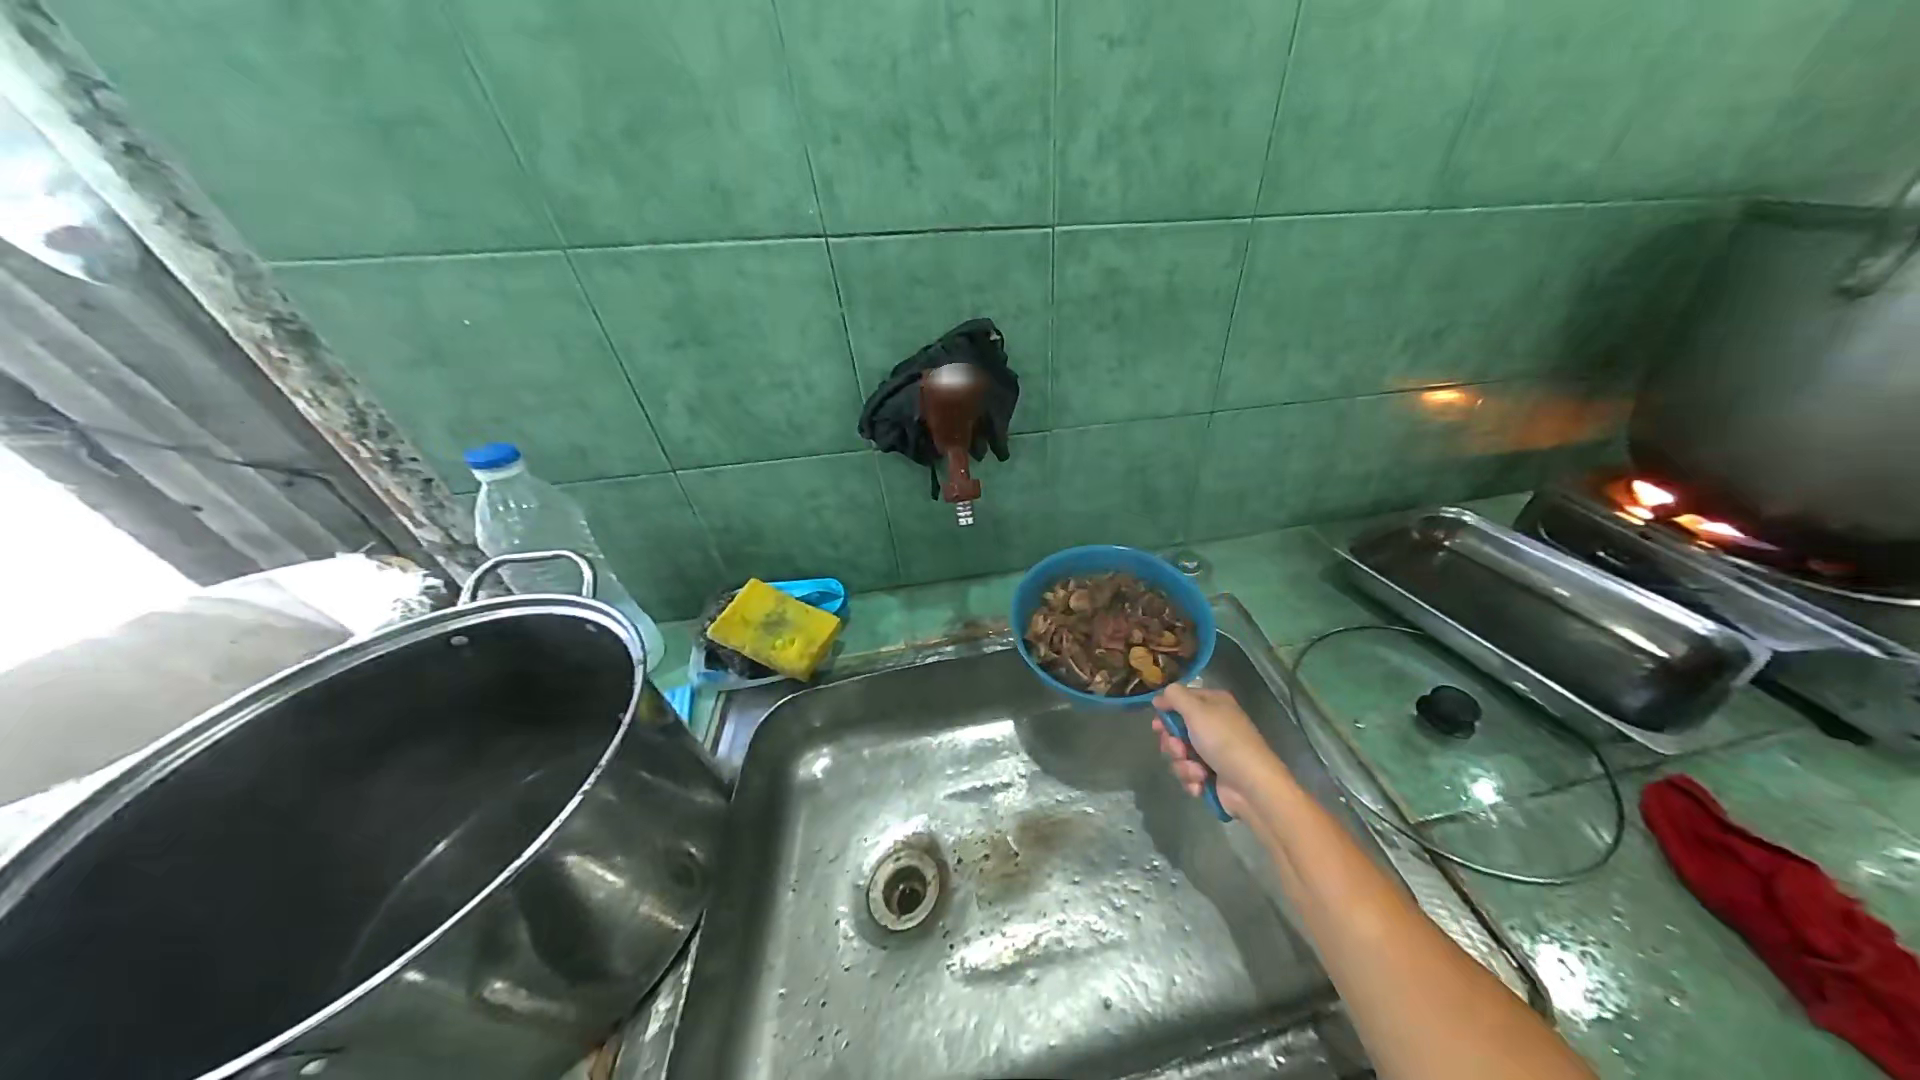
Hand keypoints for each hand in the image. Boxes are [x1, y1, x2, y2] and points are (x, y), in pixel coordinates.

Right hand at [1152, 683, 1287, 819]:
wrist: (1251, 785)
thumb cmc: (1223, 741)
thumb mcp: (1197, 710)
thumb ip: (1175, 697)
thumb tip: (1160, 698)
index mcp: (1213, 704)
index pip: (1181, 700)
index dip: (1167, 711)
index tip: (1158, 724)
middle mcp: (1213, 725)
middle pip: (1176, 730)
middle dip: (1173, 743)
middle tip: (1179, 749)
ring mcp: (1212, 751)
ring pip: (1180, 754)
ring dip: (1183, 764)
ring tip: (1197, 771)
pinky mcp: (1211, 775)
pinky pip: (1189, 773)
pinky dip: (1192, 779)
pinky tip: (1201, 782)